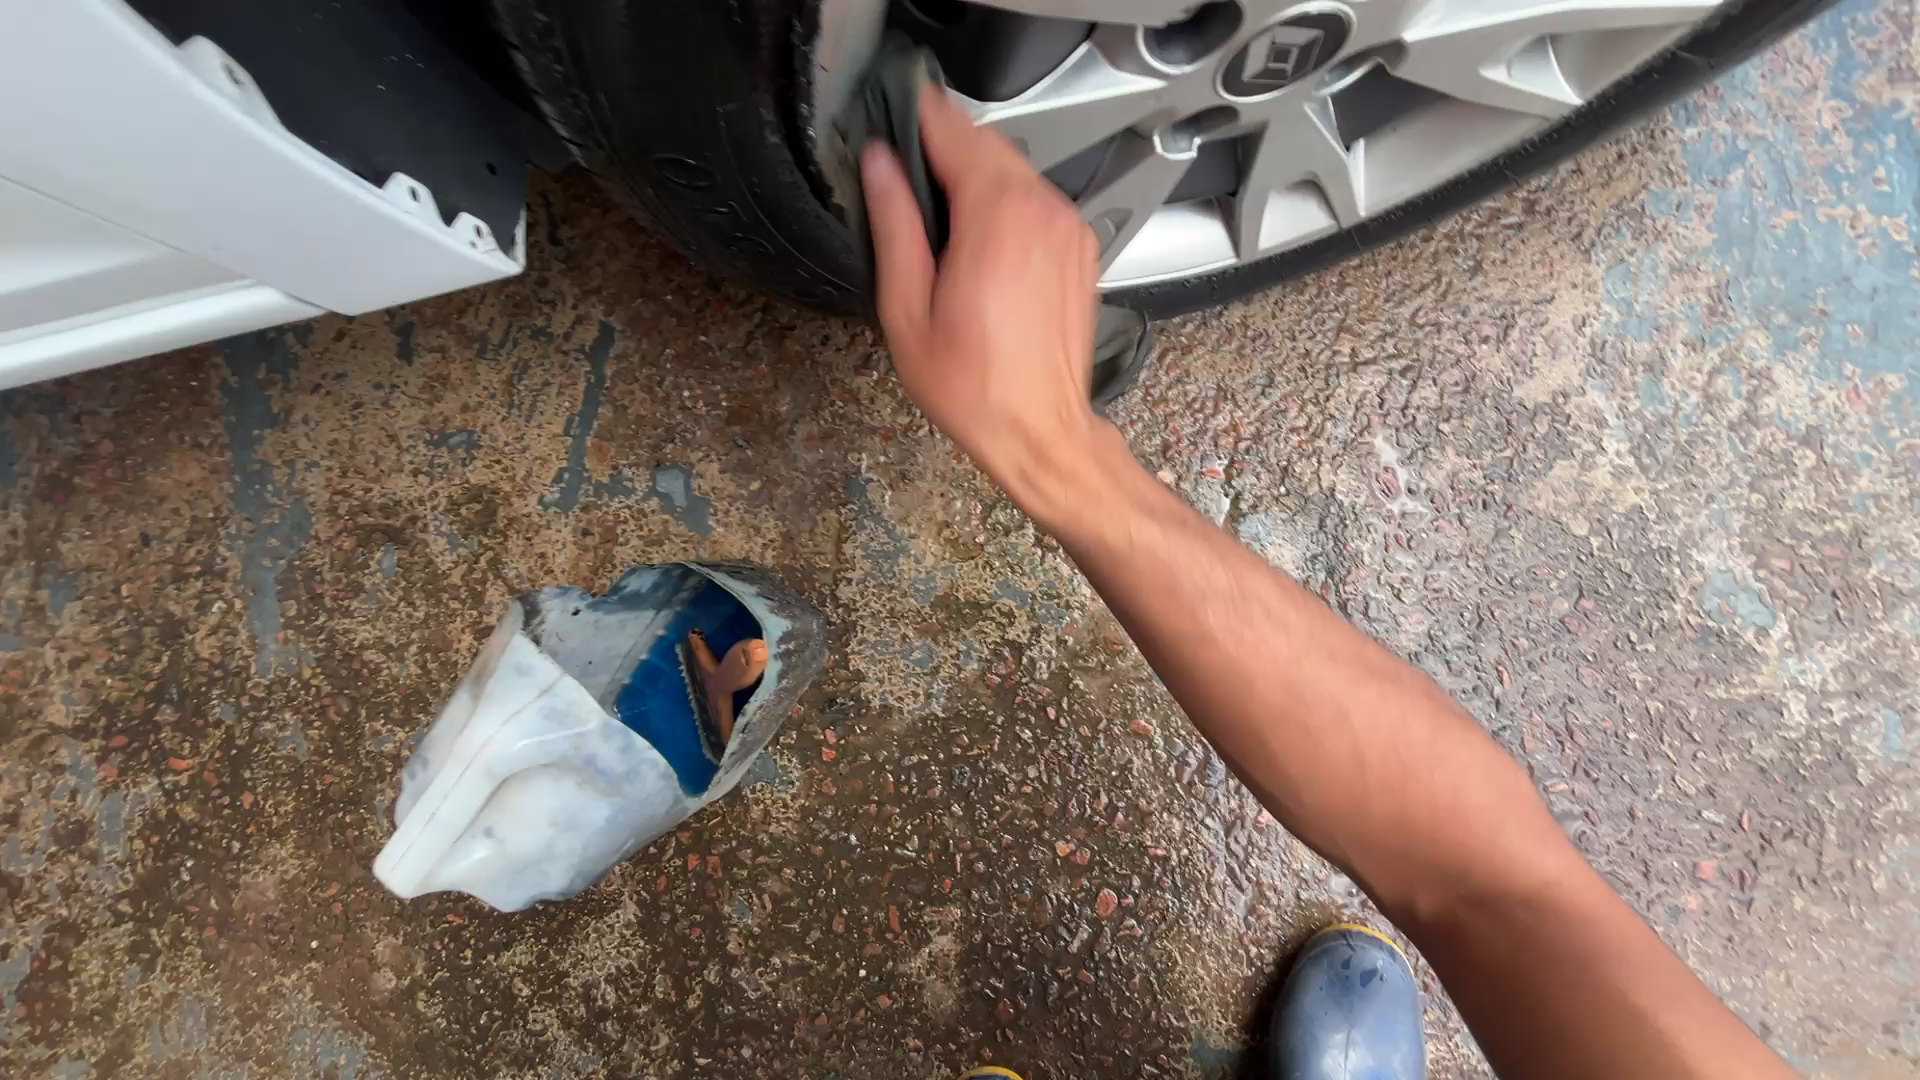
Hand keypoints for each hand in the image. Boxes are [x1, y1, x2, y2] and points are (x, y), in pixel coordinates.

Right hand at [860, 86, 1107, 506]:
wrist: (1040, 431)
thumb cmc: (977, 389)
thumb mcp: (908, 312)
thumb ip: (893, 226)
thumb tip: (878, 168)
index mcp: (997, 217)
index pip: (950, 126)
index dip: (913, 122)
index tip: (888, 130)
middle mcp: (1043, 210)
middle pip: (984, 142)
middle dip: (942, 154)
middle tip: (907, 191)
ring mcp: (1069, 228)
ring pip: (1013, 170)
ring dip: (974, 183)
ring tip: (944, 234)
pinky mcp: (1080, 248)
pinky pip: (1036, 202)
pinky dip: (1006, 208)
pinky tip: (983, 253)